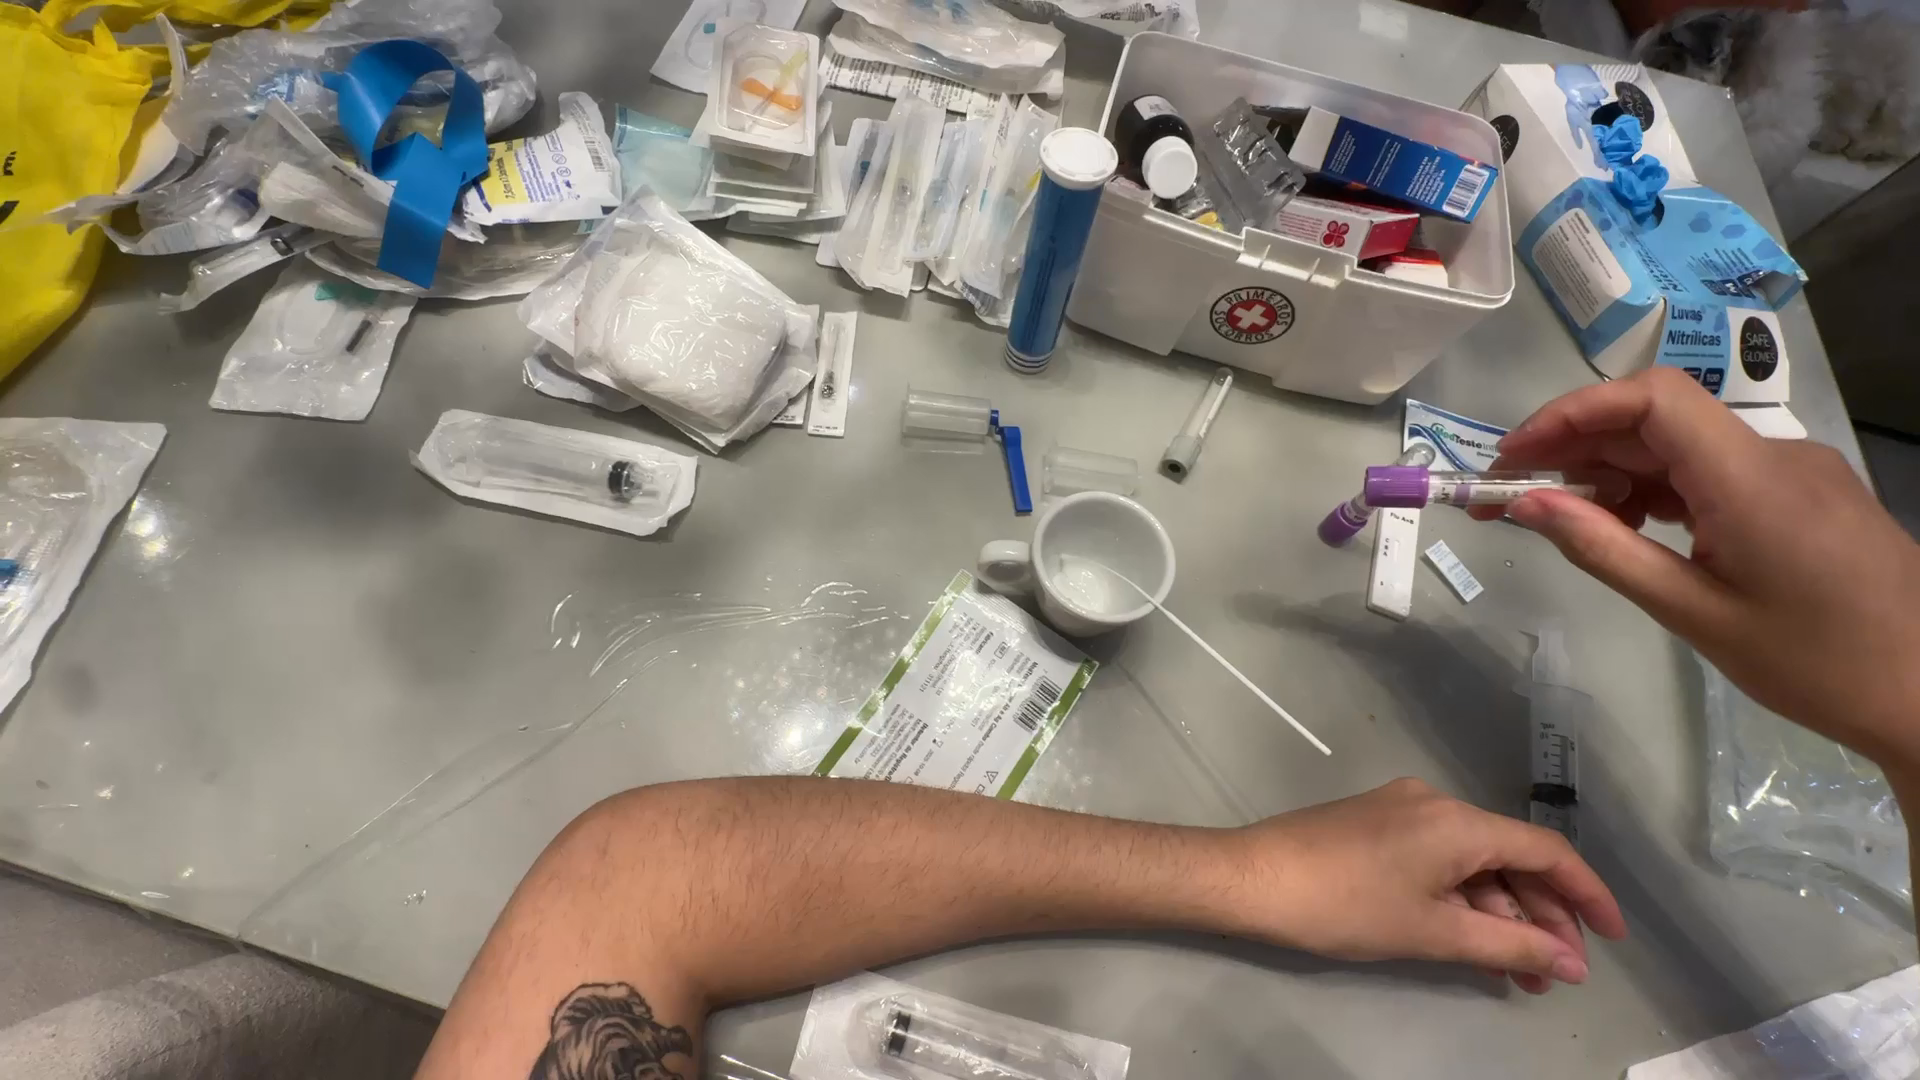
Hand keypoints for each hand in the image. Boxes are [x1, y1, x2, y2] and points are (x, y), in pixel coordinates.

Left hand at [1228, 779, 1626, 993]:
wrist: (1253, 877)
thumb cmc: (1345, 903)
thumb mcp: (1434, 931)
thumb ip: (1511, 945)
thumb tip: (1571, 962)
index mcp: (1453, 819)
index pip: (1545, 849)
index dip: (1588, 895)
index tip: (1614, 941)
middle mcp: (1429, 802)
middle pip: (1508, 855)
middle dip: (1541, 916)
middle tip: (1557, 975)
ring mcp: (1396, 810)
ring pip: (1470, 861)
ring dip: (1499, 913)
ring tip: (1518, 975)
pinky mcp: (1371, 823)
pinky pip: (1434, 858)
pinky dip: (1460, 898)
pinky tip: (1472, 942)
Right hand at [1481, 368, 1919, 772]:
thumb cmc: (1817, 662)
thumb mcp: (1689, 610)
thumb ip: (1600, 548)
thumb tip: (1523, 504)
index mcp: (1751, 480)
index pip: (1651, 399)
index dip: (1569, 412)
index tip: (1512, 457)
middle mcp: (1771, 458)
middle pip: (1649, 423)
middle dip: (1565, 451)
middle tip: (1502, 497)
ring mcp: (1784, 475)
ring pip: (1668, 449)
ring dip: (1599, 474)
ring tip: (1546, 518)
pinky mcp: (1789, 496)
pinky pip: (1697, 473)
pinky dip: (1640, 491)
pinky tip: (1614, 527)